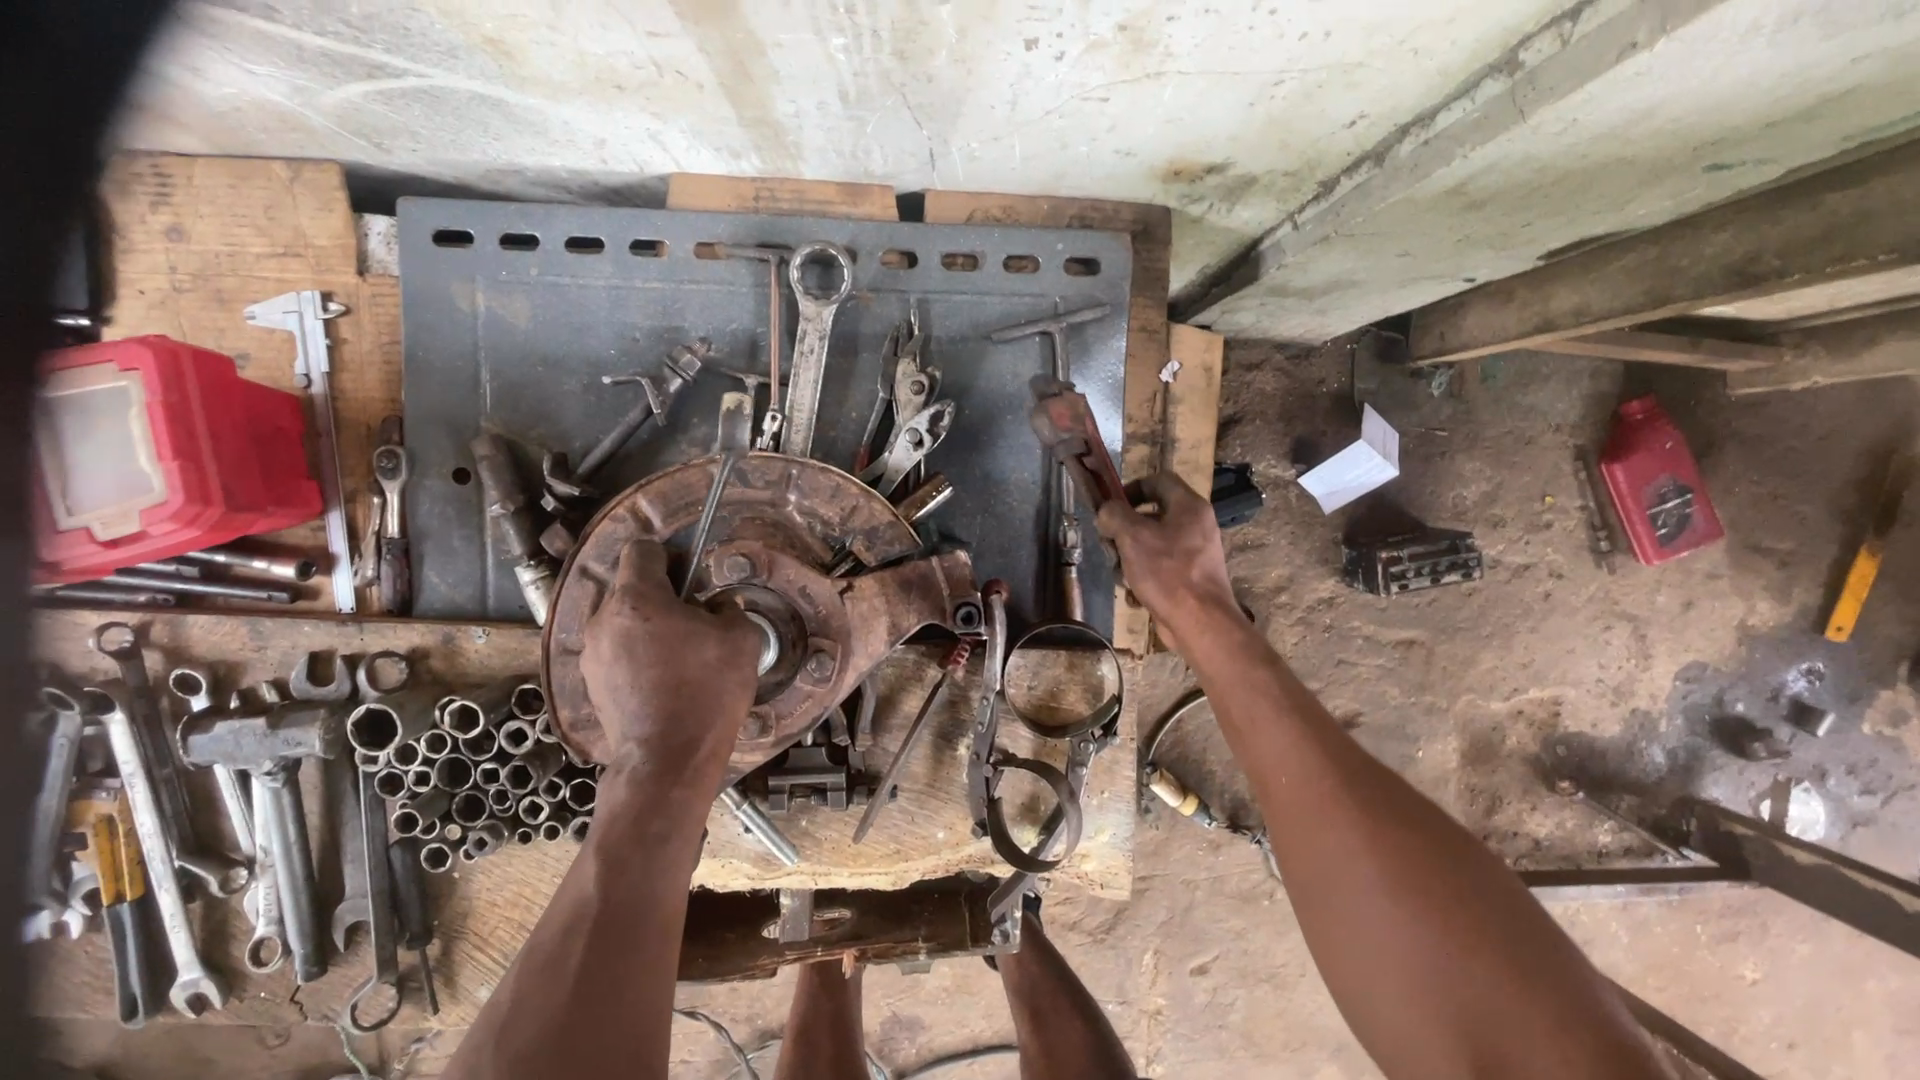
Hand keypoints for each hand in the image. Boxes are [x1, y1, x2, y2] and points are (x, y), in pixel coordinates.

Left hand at [580, 538, 761, 776]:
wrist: (669, 759)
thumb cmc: (707, 692)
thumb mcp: (741, 639)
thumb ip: (729, 610)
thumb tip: (716, 609)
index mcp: (637, 599)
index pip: (642, 549)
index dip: (671, 555)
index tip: (692, 578)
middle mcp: (603, 620)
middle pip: (630, 587)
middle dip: (661, 596)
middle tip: (694, 621)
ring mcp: (591, 654)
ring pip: (622, 622)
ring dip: (648, 627)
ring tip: (680, 656)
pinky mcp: (591, 684)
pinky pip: (616, 653)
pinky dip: (637, 657)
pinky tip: (663, 682)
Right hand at [1095, 473, 1239, 651]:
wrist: (1200, 622)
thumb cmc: (1167, 572)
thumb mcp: (1132, 536)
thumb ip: (1114, 514)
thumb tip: (1106, 512)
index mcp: (1189, 506)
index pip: (1158, 480)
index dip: (1131, 488)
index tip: (1110, 507)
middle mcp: (1196, 525)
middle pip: (1150, 515)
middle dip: (1124, 532)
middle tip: (1110, 547)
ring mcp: (1195, 553)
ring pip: (1151, 544)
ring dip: (1128, 559)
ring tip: (1120, 576)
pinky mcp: (1190, 578)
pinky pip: (1159, 568)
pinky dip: (1143, 578)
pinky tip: (1135, 595)